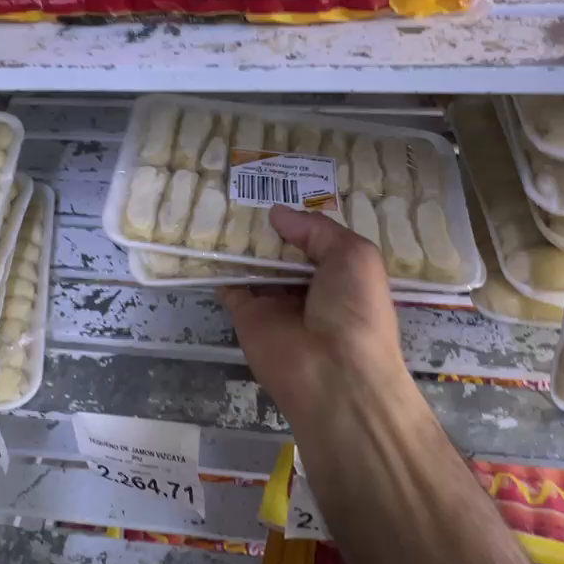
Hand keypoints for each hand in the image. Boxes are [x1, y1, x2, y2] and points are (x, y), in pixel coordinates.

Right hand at [216, 206, 416, 427]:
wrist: (333, 373)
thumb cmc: (355, 309)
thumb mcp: (353, 255)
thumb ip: (316, 230)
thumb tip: (277, 213)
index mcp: (340, 275)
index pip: (316, 242)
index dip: (299, 221)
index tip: (277, 190)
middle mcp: (307, 288)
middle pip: (282, 252)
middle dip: (266, 227)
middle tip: (242, 191)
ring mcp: (275, 302)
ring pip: (254, 266)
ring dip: (240, 243)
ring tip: (221, 205)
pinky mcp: (247, 316)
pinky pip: (229, 287)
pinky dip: (219, 267)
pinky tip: (208, 240)